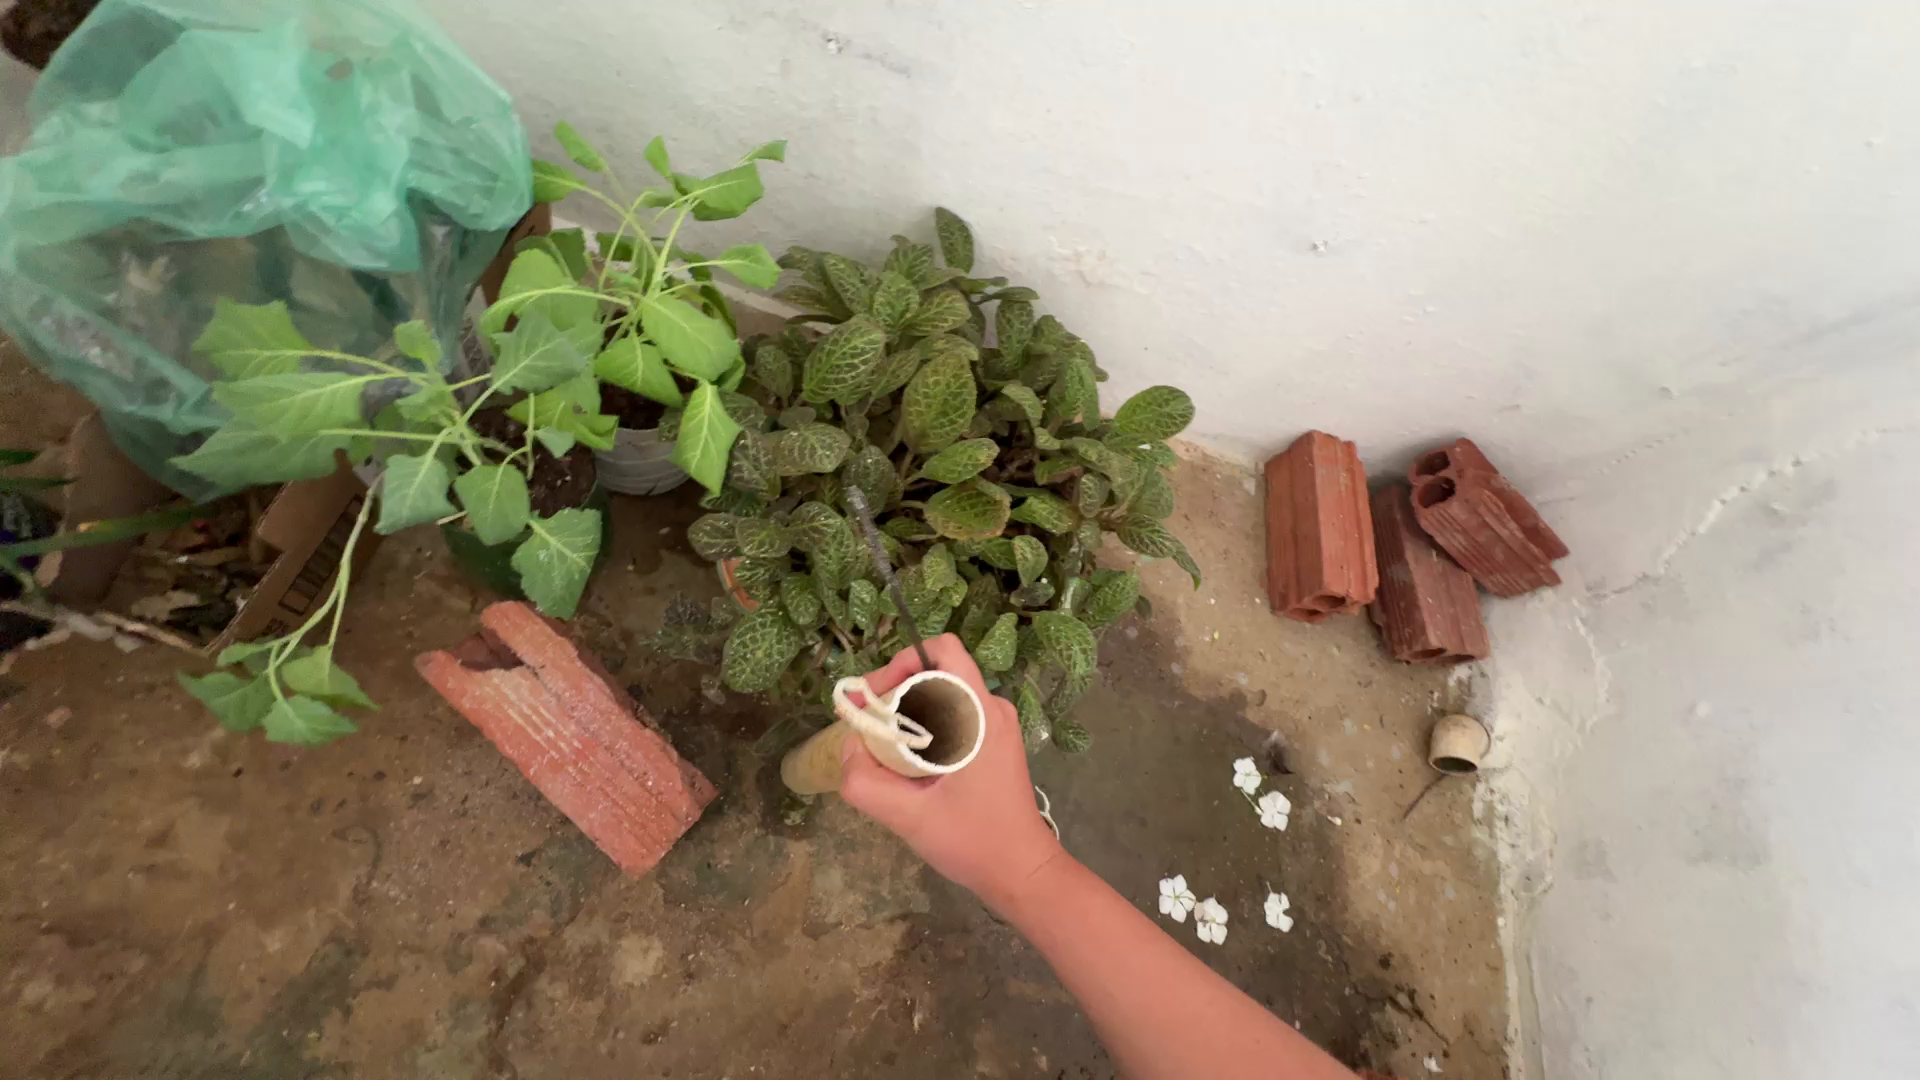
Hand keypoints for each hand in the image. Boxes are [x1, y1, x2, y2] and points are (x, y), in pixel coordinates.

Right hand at [839, 634, 1064, 910]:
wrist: (1022, 870)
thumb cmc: (974, 842)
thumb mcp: (910, 818)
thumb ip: (867, 784)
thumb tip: (849, 746)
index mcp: (980, 714)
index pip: (945, 651)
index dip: (904, 660)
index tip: (877, 695)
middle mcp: (992, 708)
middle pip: (937, 670)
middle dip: (895, 687)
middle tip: (864, 718)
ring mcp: (997, 723)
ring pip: (943, 693)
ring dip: (908, 707)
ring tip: (879, 740)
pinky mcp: (996, 740)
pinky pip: (954, 712)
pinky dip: (925, 723)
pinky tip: (905, 756)